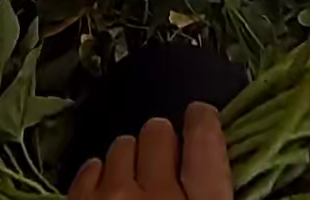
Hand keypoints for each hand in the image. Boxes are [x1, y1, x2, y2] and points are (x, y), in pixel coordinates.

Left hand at [70, 103, 233, 199]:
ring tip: (130, 185)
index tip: (199, 118)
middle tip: (161, 168)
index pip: (205, 136)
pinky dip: (97, 180)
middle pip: (158, 131)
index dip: (202, 122)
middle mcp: (158, 193)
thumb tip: (219, 165)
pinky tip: (103, 197)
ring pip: (122, 145)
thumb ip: (211, 190)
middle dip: (159, 145)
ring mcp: (113, 196)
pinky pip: (90, 166)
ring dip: (127, 161)